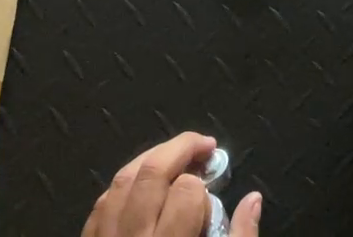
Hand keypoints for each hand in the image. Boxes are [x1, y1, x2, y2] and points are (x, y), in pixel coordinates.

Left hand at [81, 132, 260, 236]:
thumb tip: (253, 198)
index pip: (187, 191)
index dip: (203, 183)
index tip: (212, 192)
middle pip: (150, 174)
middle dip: (179, 149)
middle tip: (202, 147)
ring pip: (121, 183)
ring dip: (149, 160)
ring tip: (174, 158)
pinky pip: (99, 206)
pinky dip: (121, 187)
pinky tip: (140, 187)